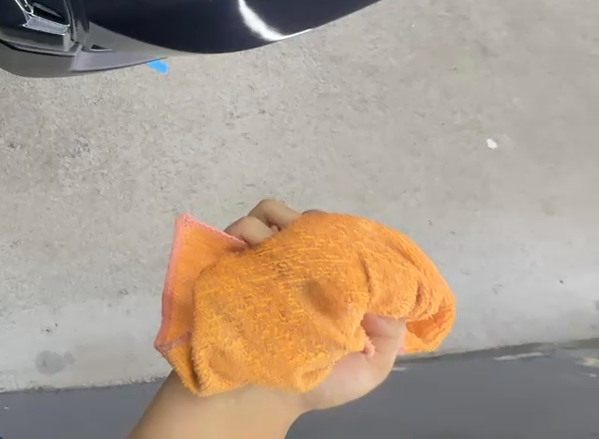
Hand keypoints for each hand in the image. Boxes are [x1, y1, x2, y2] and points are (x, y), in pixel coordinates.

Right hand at [222, 199, 406, 413]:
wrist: (263, 395)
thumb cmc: (318, 381)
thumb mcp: (366, 366)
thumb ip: (384, 335)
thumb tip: (388, 297)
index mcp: (327, 284)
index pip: (335, 241)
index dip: (339, 236)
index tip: (343, 247)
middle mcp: (290, 266)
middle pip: (294, 218)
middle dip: (297, 223)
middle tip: (300, 246)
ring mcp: (256, 262)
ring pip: (260, 219)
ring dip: (264, 226)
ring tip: (265, 247)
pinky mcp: (226, 264)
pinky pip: (230, 234)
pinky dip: (238, 233)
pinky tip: (244, 249)